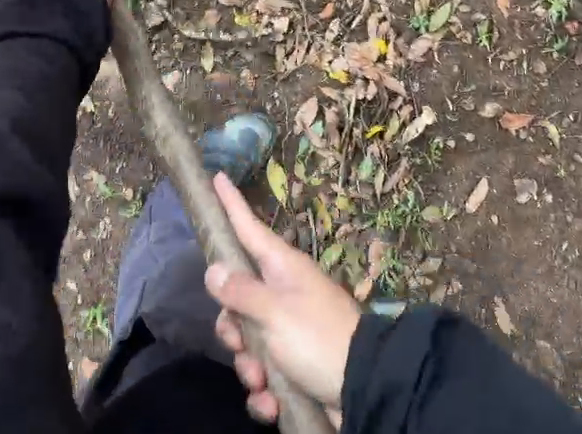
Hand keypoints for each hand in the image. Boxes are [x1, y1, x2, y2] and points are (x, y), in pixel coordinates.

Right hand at [205, 173, 360, 423]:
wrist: (367, 387)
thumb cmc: (318, 338)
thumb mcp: (275, 313)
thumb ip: (241, 292)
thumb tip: (214, 269)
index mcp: (283, 269)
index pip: (250, 228)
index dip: (232, 204)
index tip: (218, 177)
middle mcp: (284, 293)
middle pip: (238, 297)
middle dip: (232, 328)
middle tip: (240, 343)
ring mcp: (290, 329)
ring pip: (248, 341)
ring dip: (249, 367)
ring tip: (263, 383)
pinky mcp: (295, 365)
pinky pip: (265, 374)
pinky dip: (265, 392)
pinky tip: (272, 404)